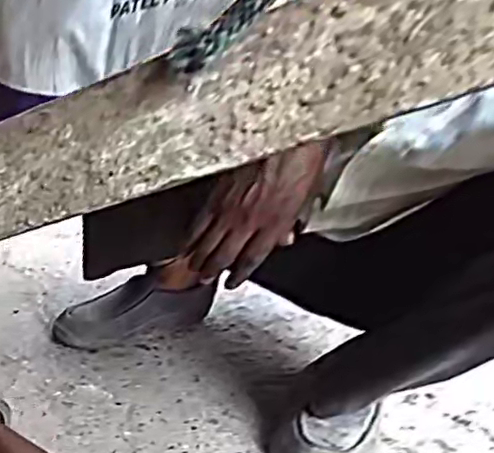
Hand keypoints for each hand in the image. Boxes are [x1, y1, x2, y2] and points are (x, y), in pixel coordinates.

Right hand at [181, 140, 328, 287]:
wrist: (284, 130)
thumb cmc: (301, 152)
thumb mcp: (310, 187)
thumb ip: (294, 217)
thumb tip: (286, 236)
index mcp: (276, 220)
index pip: (254, 257)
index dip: (241, 274)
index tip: (234, 281)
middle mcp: (249, 221)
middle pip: (223, 258)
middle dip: (213, 271)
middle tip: (207, 278)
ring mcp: (228, 212)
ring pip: (206, 247)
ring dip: (199, 261)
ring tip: (194, 268)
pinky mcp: (214, 200)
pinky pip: (196, 228)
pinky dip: (189, 241)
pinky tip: (184, 248)